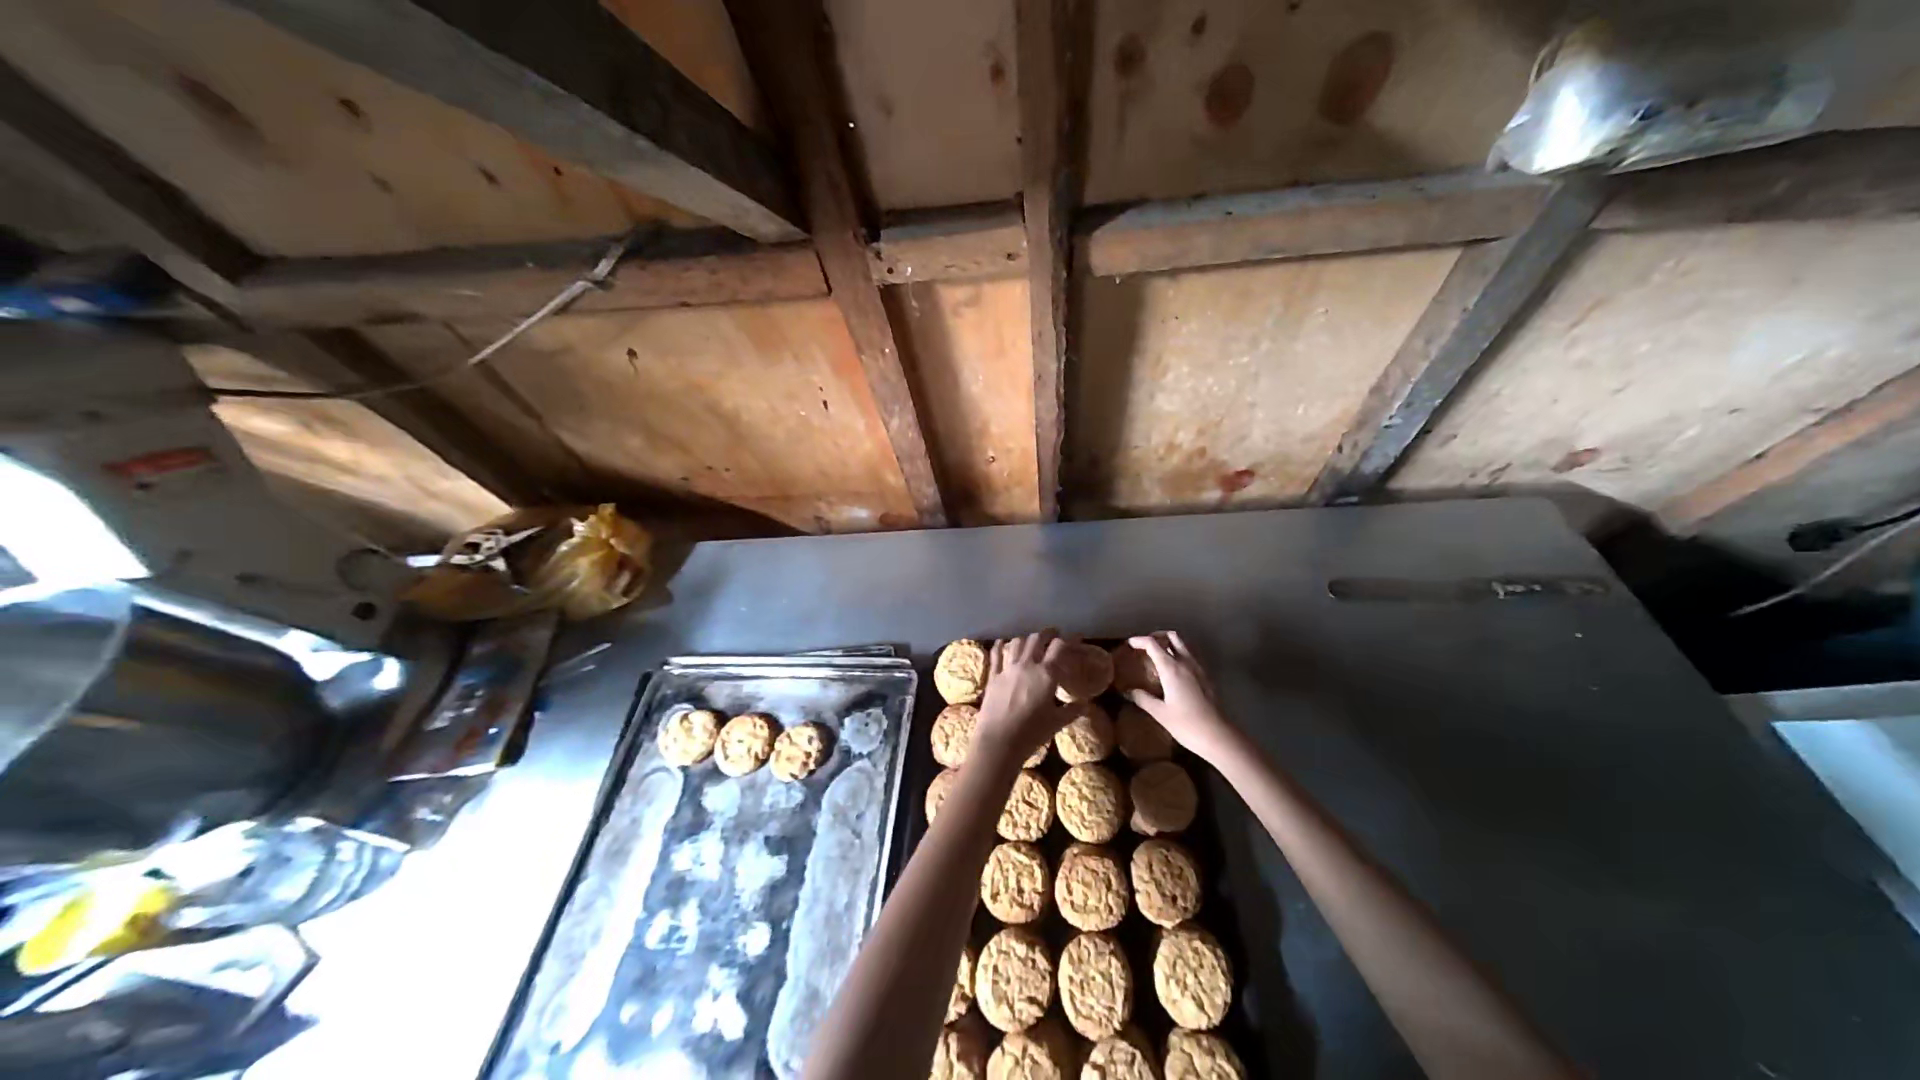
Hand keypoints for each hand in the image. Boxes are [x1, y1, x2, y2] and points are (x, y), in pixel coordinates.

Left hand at [972, 632, 1066, 766]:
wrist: (999, 741)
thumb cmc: (1032, 732)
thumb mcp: (1057, 722)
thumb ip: (1073, 710)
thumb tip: (1086, 705)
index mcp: (1047, 674)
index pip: (1059, 647)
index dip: (1069, 640)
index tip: (1076, 637)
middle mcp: (1027, 665)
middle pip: (1037, 638)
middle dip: (1047, 634)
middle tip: (1054, 635)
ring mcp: (1007, 669)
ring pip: (1017, 642)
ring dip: (1026, 638)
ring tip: (1031, 641)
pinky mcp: (993, 676)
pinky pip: (996, 654)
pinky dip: (1000, 645)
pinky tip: (1002, 642)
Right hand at [1125, 631, 1244, 765]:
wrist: (1217, 736)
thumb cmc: (1186, 724)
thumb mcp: (1159, 713)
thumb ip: (1143, 698)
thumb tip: (1128, 691)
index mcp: (1171, 669)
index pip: (1153, 644)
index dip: (1139, 640)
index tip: (1129, 644)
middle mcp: (1186, 663)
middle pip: (1173, 637)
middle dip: (1158, 636)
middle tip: (1145, 646)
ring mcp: (1198, 669)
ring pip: (1183, 646)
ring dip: (1170, 644)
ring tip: (1157, 657)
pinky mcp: (1205, 678)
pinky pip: (1190, 657)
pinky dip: (1179, 655)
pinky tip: (1173, 672)